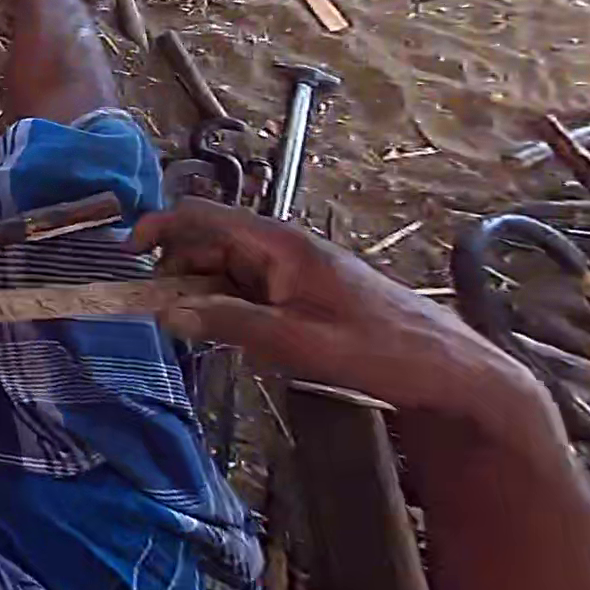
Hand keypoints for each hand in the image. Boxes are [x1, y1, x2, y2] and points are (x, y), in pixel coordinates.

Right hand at [133, 199, 544, 431]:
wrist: (460, 375)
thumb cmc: (384, 350)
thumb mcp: (301, 343)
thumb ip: (230, 324)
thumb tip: (165, 315)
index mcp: (275, 242)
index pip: (199, 214)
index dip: (157, 226)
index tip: (128, 252)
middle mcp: (275, 246)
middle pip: (203, 242)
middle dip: (174, 270)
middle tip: (161, 309)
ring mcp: (285, 266)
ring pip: (219, 266)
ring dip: (197, 290)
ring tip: (193, 327)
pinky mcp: (294, 287)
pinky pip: (240, 285)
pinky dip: (221, 302)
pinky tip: (225, 330)